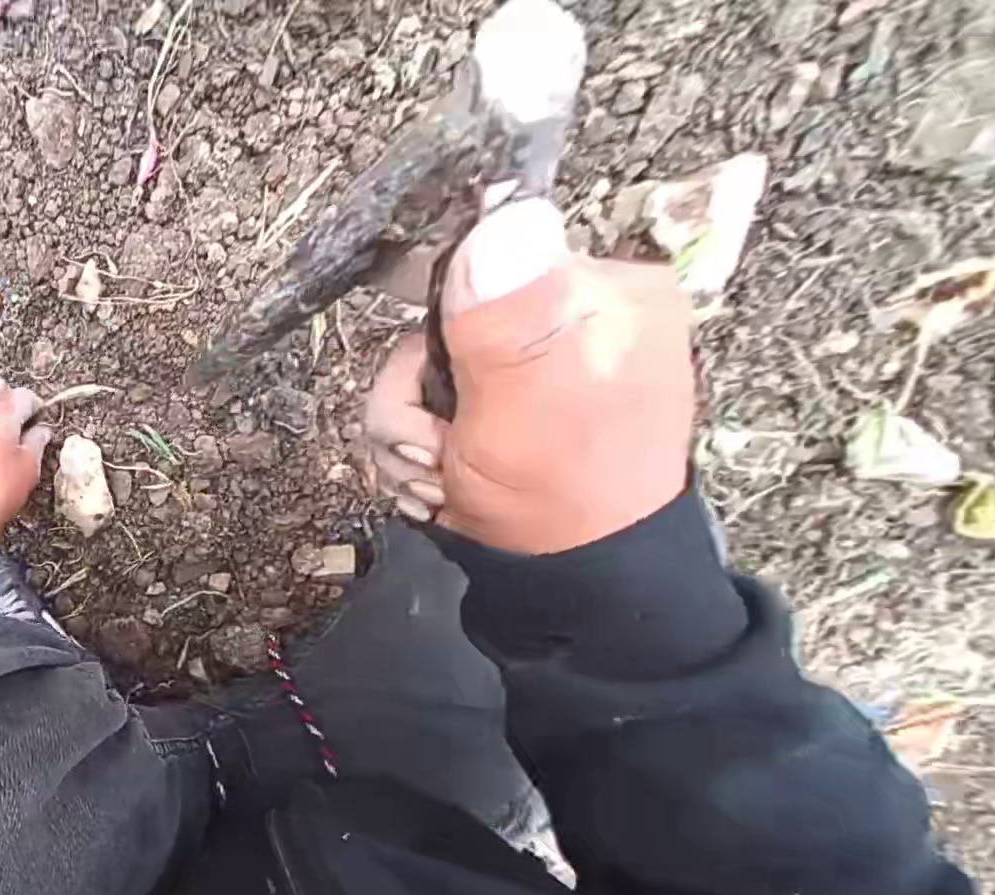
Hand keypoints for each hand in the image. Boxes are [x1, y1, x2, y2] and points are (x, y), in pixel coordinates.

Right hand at [365, 198, 695, 553]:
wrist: (558, 574)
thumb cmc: (560, 492)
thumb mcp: (533, 404)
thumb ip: (511, 320)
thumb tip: (501, 220)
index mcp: (593, 298)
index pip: (481, 262)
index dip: (432, 315)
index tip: (426, 373)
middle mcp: (548, 325)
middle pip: (426, 333)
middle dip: (409, 402)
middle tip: (435, 449)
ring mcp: (508, 372)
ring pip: (406, 380)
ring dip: (402, 437)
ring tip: (434, 478)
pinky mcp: (479, 409)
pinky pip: (411, 413)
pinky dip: (408, 453)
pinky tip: (434, 483)